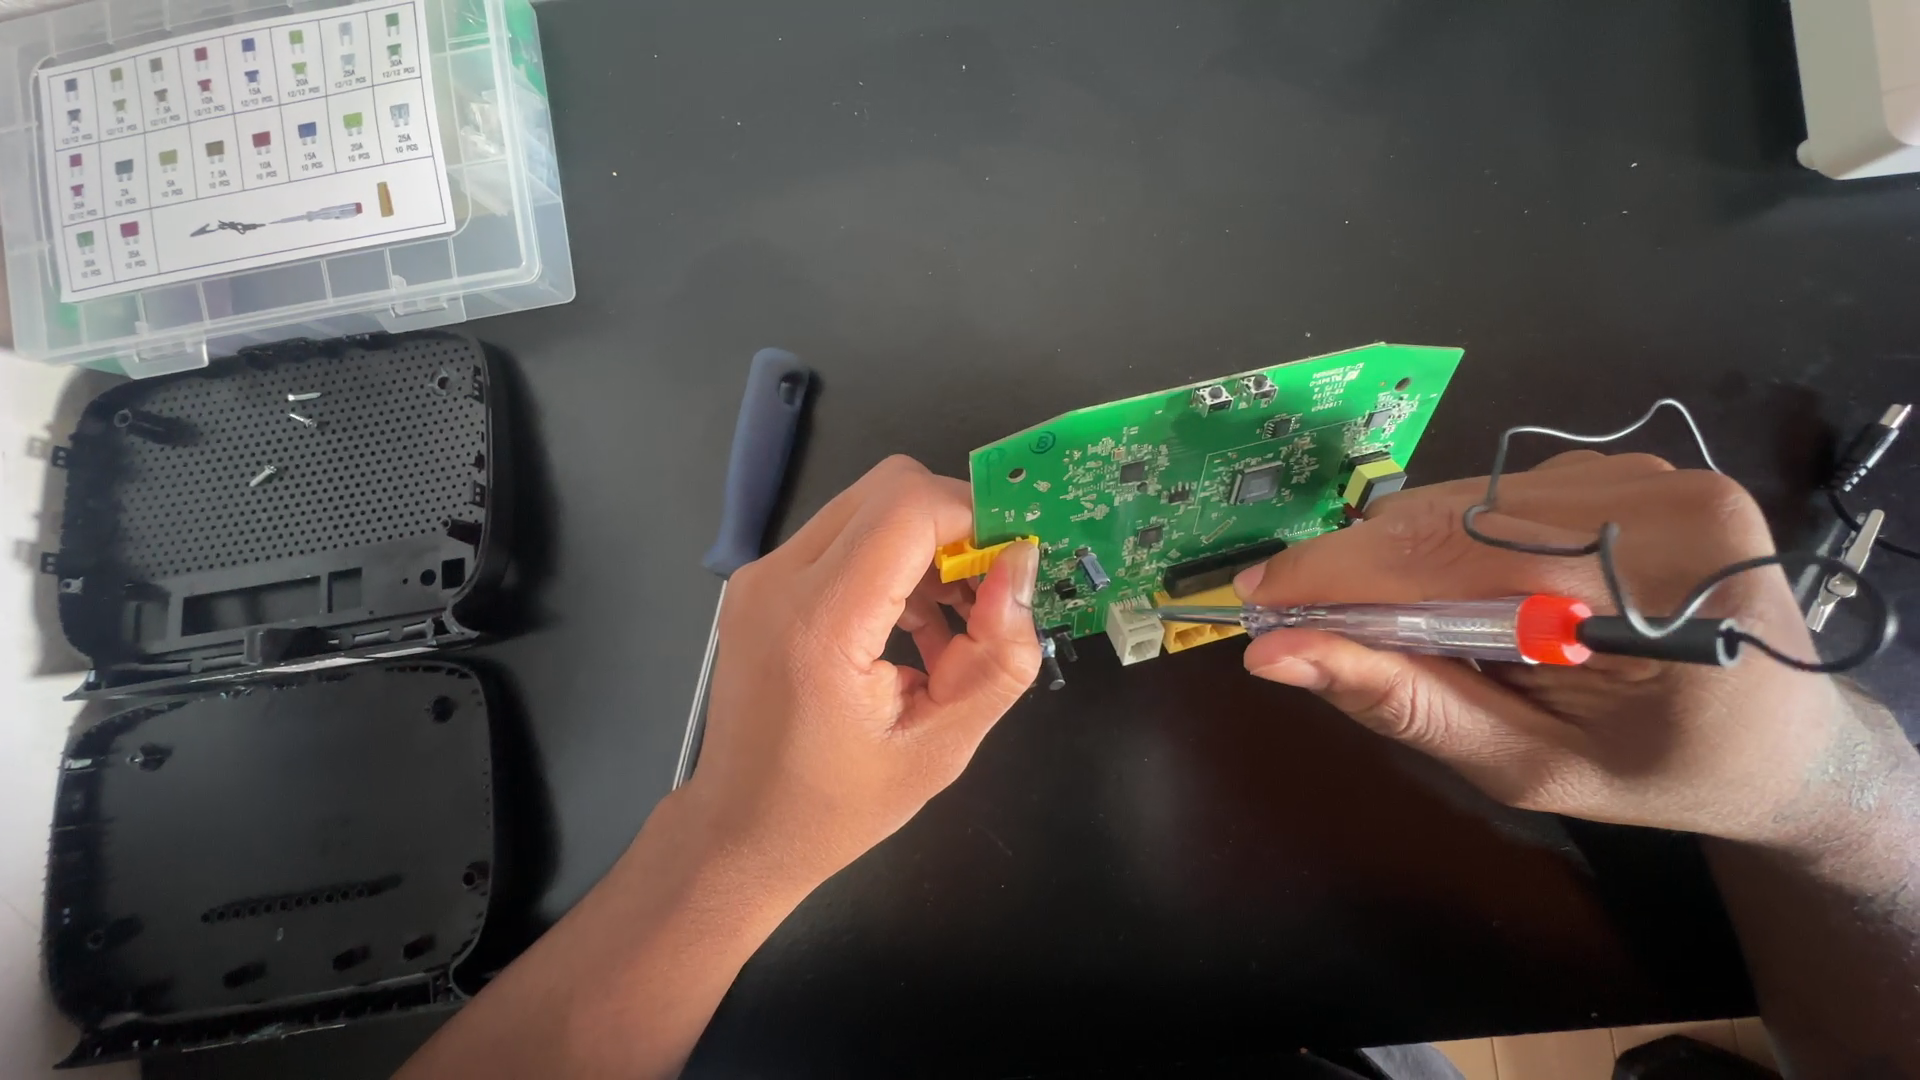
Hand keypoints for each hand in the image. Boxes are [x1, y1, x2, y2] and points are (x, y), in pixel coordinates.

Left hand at [673, 455, 1041, 885]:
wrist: (739, 830)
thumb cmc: (837, 806)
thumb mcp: (941, 748)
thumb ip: (999, 657)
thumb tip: (1021, 568)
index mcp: (819, 624)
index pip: (908, 508)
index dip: (976, 515)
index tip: (1014, 558)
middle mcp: (779, 579)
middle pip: (889, 487)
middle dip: (956, 523)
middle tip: (990, 587)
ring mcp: (762, 574)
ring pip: (868, 503)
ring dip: (927, 540)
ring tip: (956, 615)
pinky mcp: (762, 580)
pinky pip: (844, 534)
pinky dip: (893, 556)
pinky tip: (914, 621)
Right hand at [1234, 450, 1898, 848]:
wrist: (1779, 739)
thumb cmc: (1659, 769)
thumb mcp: (1525, 763)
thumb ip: (1403, 702)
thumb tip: (1274, 655)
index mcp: (1665, 578)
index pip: (1457, 557)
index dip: (1342, 575)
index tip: (1254, 599)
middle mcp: (1656, 498)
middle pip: (1442, 519)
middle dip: (1353, 569)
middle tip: (1292, 617)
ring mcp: (1637, 474)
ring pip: (1447, 502)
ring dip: (1389, 559)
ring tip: (1378, 619)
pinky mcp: (1610, 473)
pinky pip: (1474, 498)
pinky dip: (1429, 544)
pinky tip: (1442, 593)